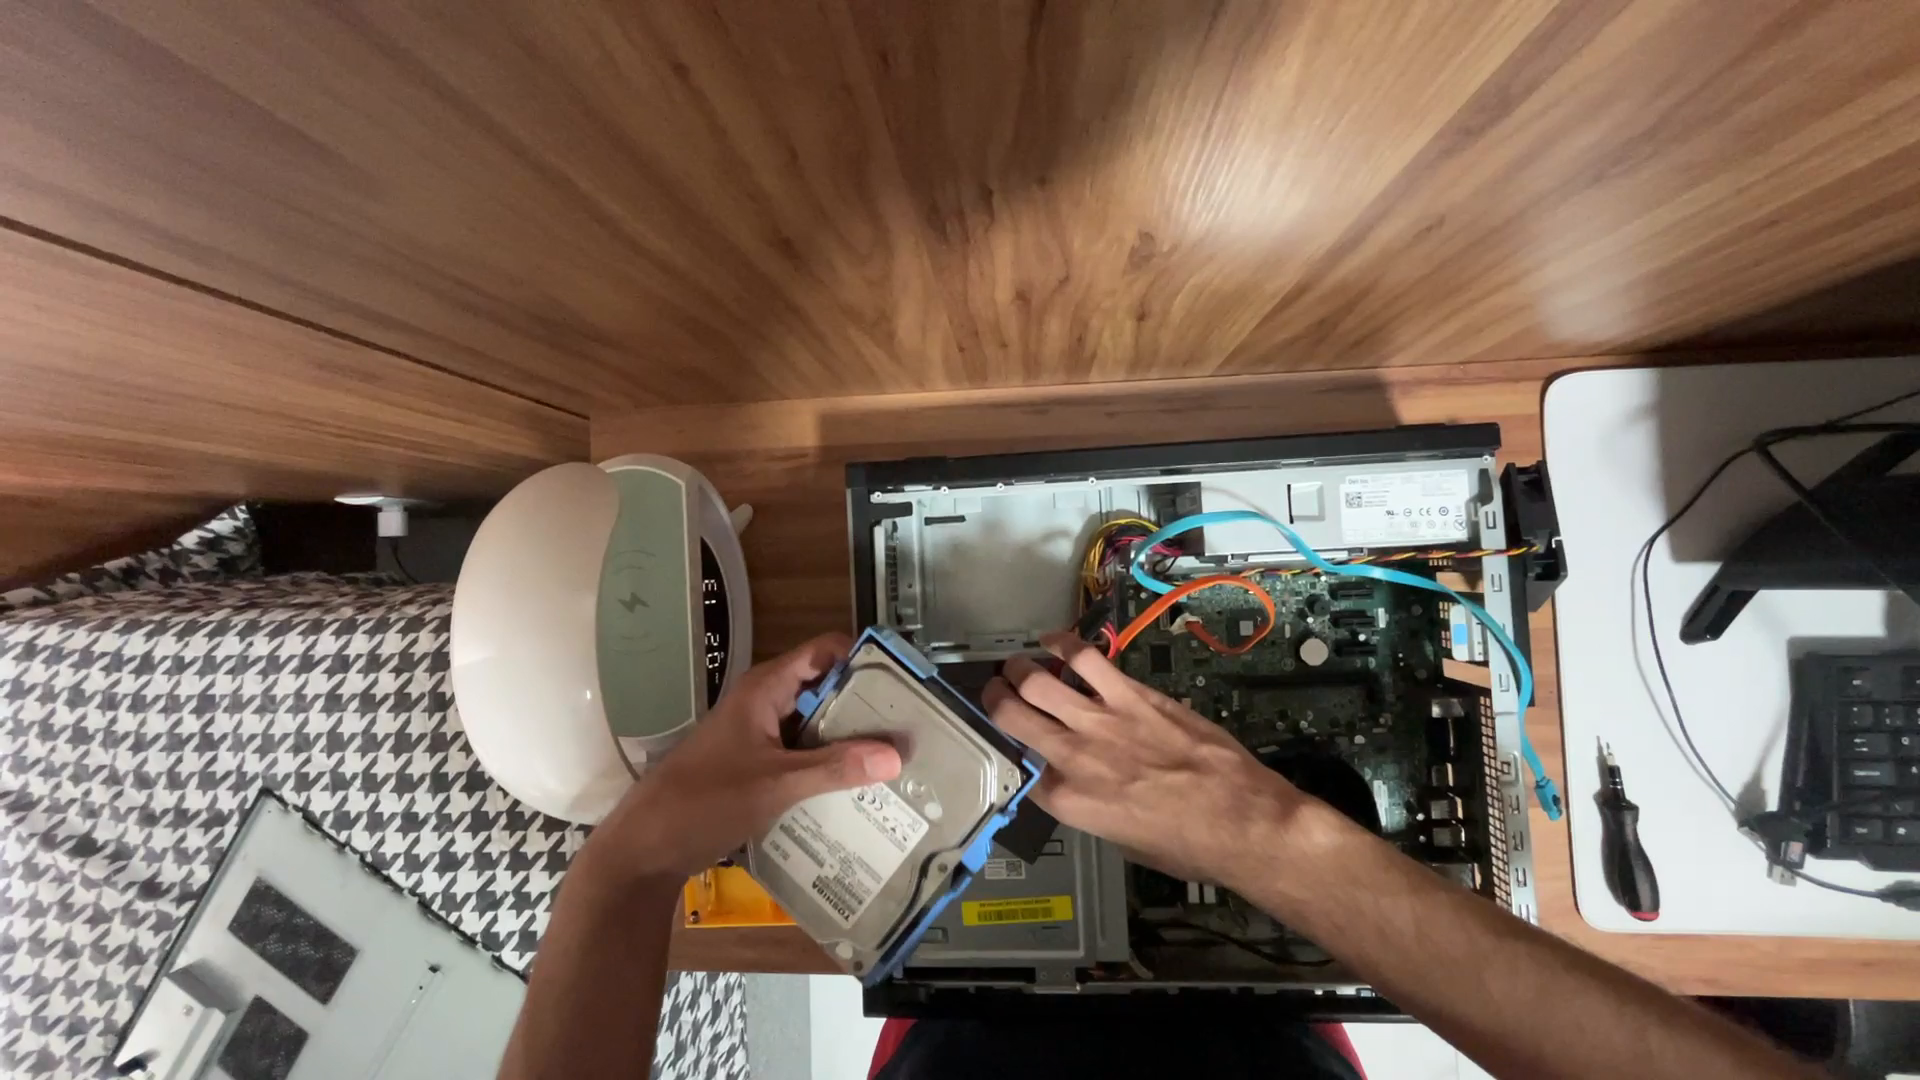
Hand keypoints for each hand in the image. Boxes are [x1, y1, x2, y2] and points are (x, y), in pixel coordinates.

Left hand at [590, 633, 902, 880]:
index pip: (825, 650)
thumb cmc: (705, 801)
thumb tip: (897, 755)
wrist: (645, 848)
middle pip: (825, 685)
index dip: (862, 657)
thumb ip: (836, 767)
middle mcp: (764, 701)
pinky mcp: (755, 762)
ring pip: (814, 721)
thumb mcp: (777, 783)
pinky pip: (801, 749)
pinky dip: (827, 760)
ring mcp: (758, 732)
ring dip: (847, 735)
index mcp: (766, 688)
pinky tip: (855, 784)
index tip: (902, 680)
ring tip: (892, 754)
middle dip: (864, 702)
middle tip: (907, 725)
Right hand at [982, 632, 1304, 887]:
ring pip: (1038, 680)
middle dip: (994, 697)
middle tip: (995, 689)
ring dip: (1019, 669)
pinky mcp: (1132, 695)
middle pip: (1011, 714)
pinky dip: (1062, 644)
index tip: (1003, 740)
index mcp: (1069, 802)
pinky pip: (1086, 658)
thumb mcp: (1121, 840)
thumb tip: (1076, 781)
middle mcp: (1074, 757)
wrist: (1244, 821)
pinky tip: (1052, 640)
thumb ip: (1087, 805)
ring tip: (1018, 666)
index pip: (1016, 767)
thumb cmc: (1187, 844)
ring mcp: (1102, 721)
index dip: (1004, 749)